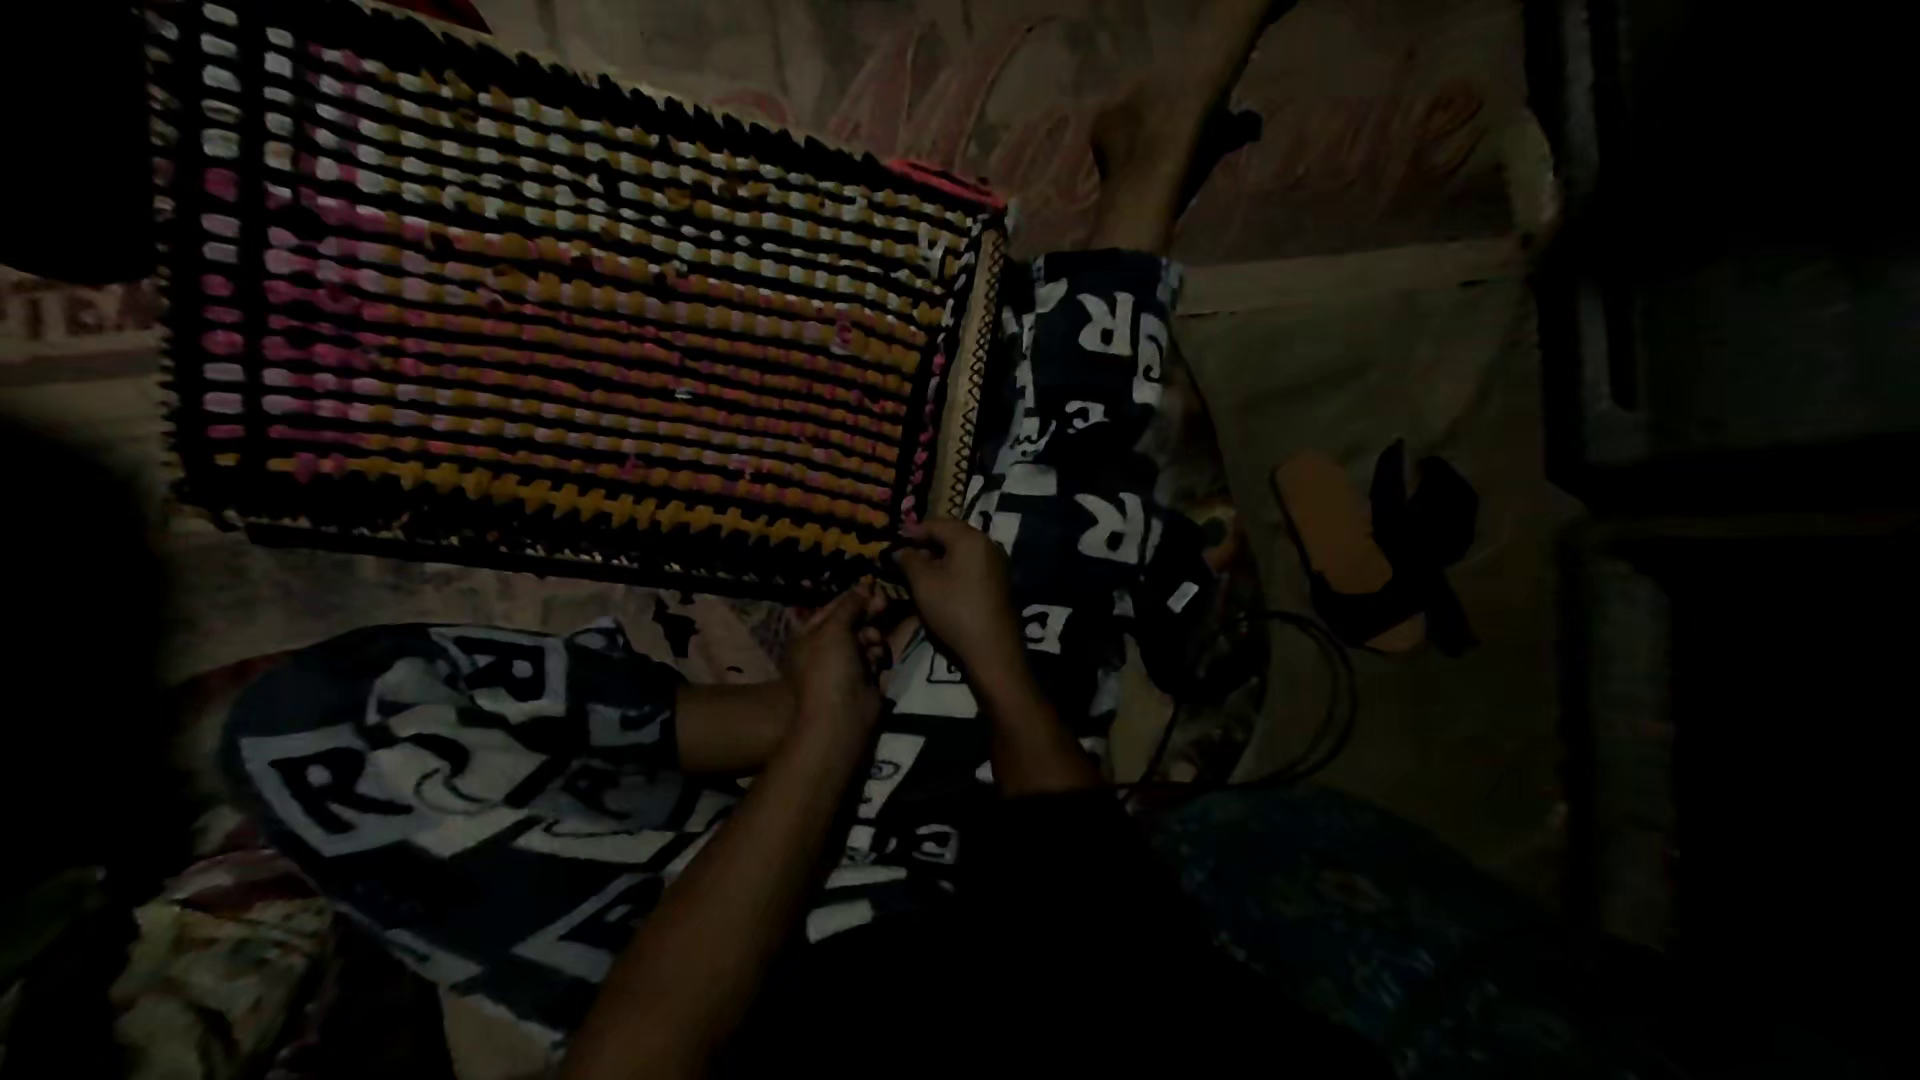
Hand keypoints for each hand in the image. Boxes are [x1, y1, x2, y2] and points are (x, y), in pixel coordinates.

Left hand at [784, 583, 889, 727]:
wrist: (841, 716)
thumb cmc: (829, 668)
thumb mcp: (834, 629)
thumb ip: (850, 605)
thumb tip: (864, 585)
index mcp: (808, 635)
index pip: (832, 607)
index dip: (851, 596)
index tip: (872, 587)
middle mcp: (825, 648)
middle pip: (851, 621)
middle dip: (867, 613)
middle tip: (884, 604)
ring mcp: (845, 664)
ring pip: (866, 637)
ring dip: (873, 636)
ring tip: (875, 642)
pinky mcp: (863, 677)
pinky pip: (874, 656)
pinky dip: (878, 655)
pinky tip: (878, 659)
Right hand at [891, 519, 1023, 675]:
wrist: (992, 648)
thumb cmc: (954, 609)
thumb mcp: (923, 583)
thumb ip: (909, 560)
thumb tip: (899, 549)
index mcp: (970, 538)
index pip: (937, 524)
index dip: (913, 531)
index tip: (893, 541)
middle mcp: (988, 544)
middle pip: (952, 534)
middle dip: (927, 543)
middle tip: (905, 555)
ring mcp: (997, 563)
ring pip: (962, 551)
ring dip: (939, 556)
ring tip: (918, 571)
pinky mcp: (999, 582)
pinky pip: (971, 565)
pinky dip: (953, 568)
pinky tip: (939, 582)